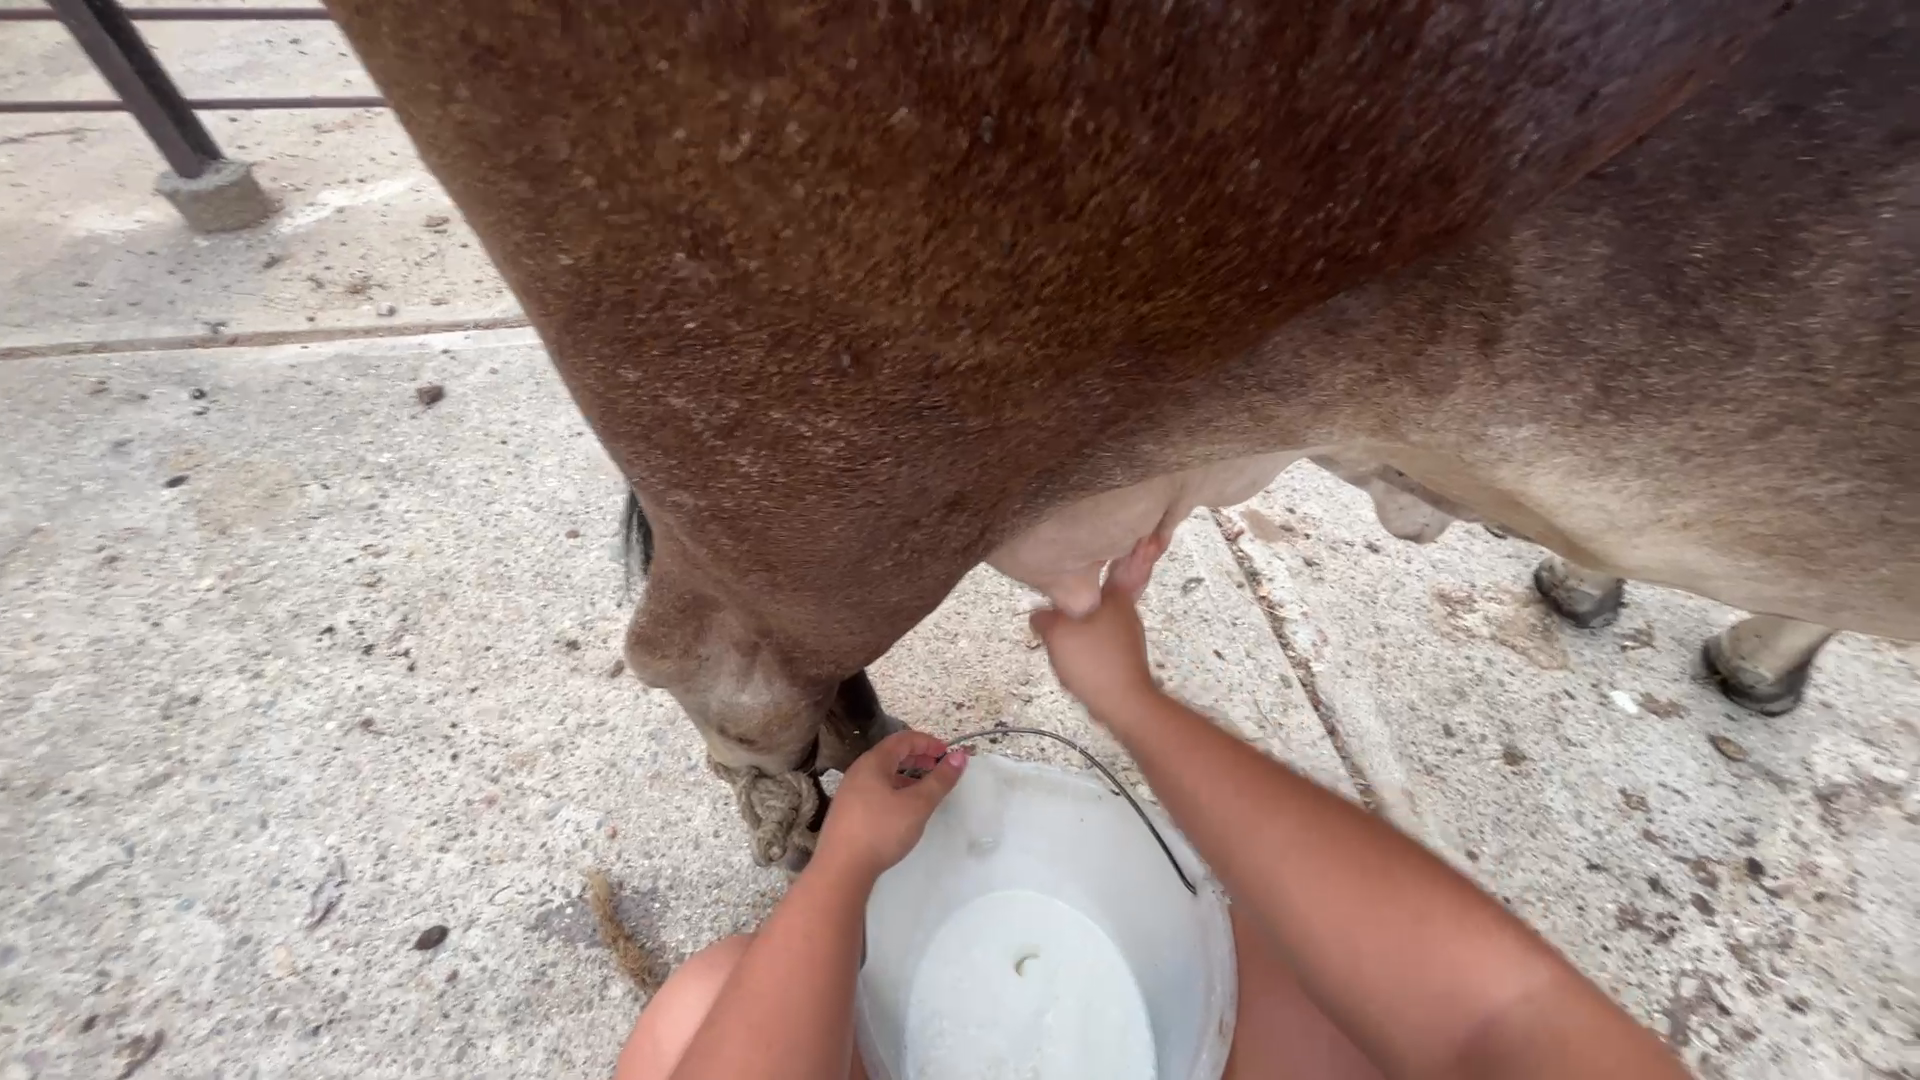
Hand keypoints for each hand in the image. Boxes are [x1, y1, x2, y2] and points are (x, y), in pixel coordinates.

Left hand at [815, 730, 966, 879]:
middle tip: (938, 767)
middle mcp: (858, 772)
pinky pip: (875, 790)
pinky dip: (895, 790)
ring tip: (925, 789)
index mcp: (873, 763)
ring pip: (883, 774)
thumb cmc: (881, 830)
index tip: (947, 753)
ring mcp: (850, 793)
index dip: (927, 742)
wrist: (840, 870)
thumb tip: (960, 756)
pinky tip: (903, 810)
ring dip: (907, 775)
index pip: (903, 739)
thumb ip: (940, 780)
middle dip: (918, 757)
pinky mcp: (848, 813)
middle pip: (891, 754)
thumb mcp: (917, 805)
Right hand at [1028, 535, 1165, 719]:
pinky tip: (1074, 631)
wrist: (1124, 705)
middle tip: (1088, 556)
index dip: (1129, 544)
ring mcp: (1127, 633)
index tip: (1137, 528)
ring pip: (1108, 606)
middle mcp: (1126, 610)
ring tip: (1071, 591)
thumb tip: (1038, 614)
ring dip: (1094, 598)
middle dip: (1105, 568)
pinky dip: (1092, 623)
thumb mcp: (1058, 634)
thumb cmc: (1095, 661)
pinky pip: (1105, 628)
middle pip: (1117, 580)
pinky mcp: (1123, 654)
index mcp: (1116, 597)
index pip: (1124, 560)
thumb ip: (1044, 618)